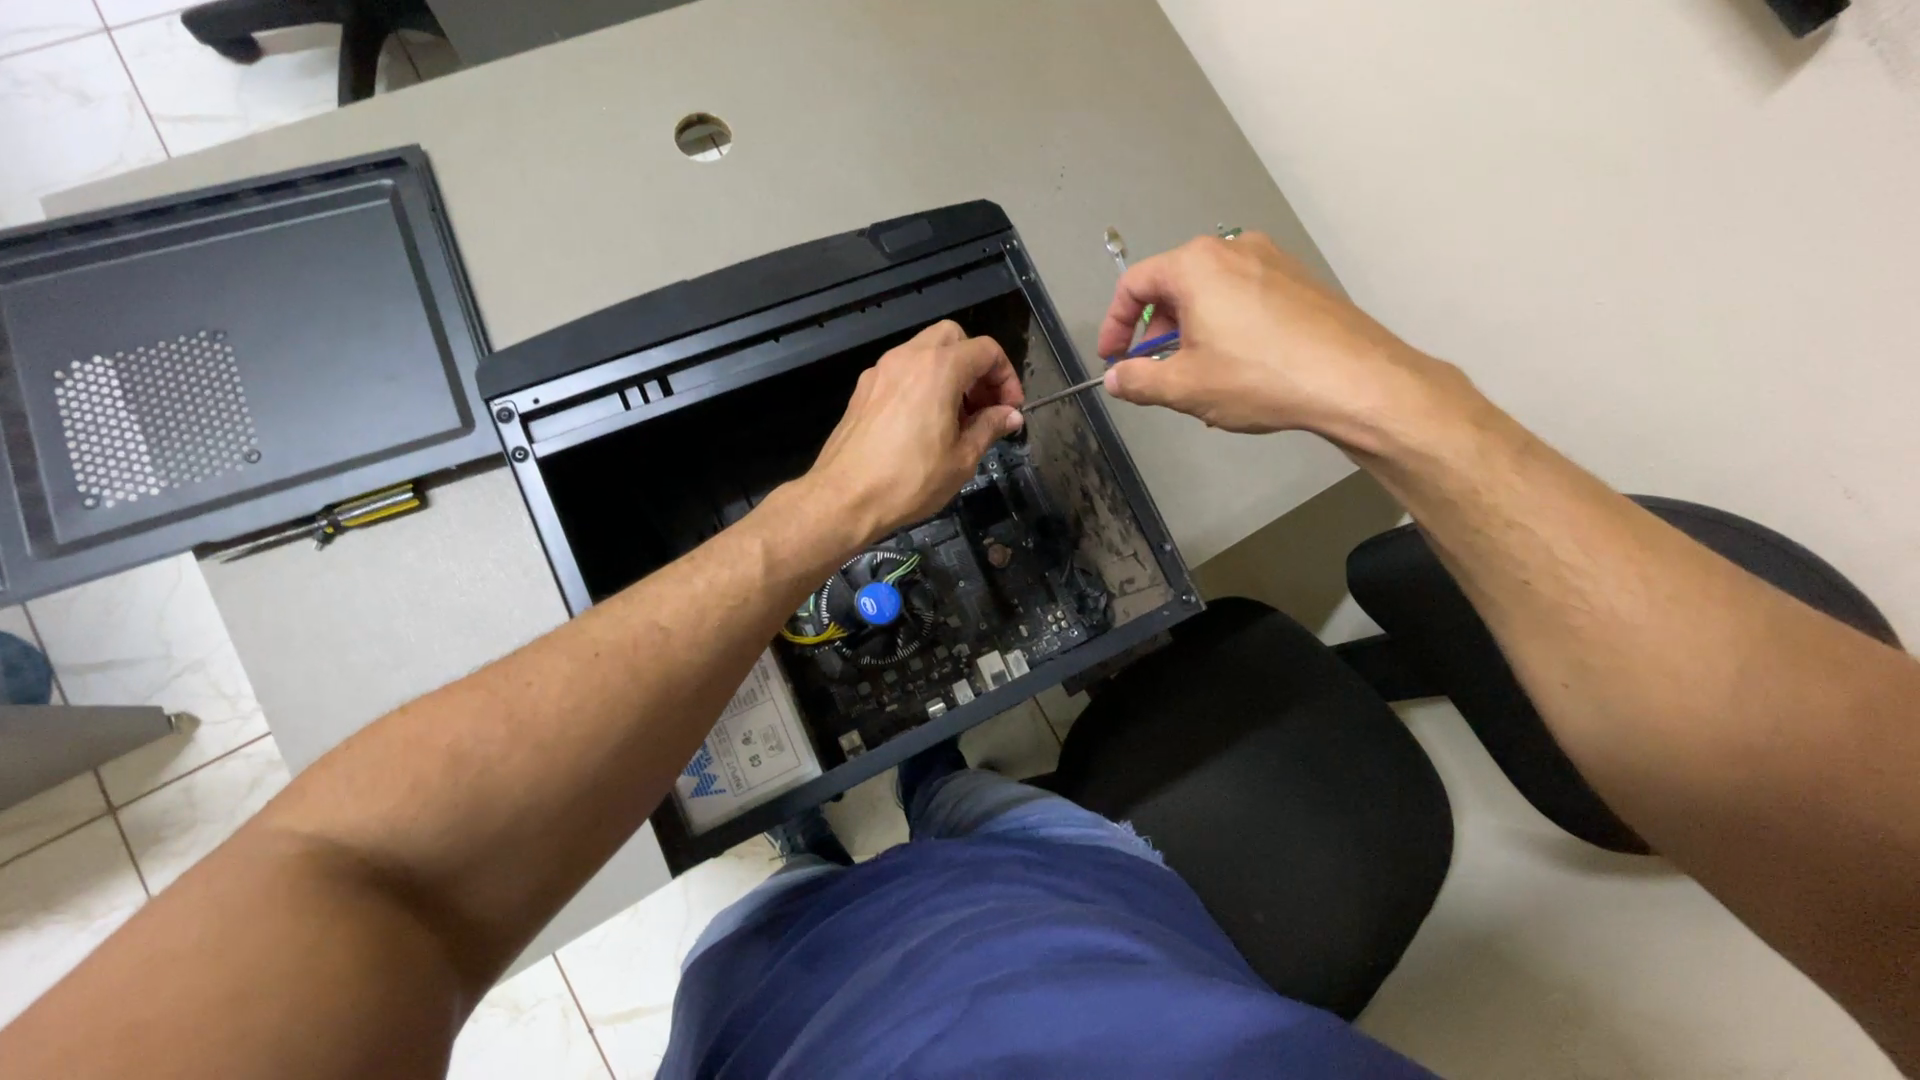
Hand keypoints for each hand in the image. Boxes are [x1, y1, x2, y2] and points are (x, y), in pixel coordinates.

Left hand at [804, 320, 1024, 540]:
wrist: (844, 498)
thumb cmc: (909, 481)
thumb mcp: (961, 459)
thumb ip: (989, 427)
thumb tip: (1010, 415)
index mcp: (939, 369)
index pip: (986, 350)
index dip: (1006, 377)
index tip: (1010, 409)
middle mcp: (908, 358)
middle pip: (953, 338)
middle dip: (976, 365)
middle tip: (984, 404)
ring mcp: (881, 371)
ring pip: (924, 351)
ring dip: (949, 373)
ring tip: (957, 418)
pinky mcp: (863, 390)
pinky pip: (902, 371)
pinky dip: (922, 383)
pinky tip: (925, 423)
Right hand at [1097, 232, 1479, 455]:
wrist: (1355, 380)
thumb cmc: (1260, 376)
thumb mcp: (1184, 387)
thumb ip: (1138, 380)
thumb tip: (1117, 378)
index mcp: (1196, 265)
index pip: (1134, 284)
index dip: (1115, 324)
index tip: (1113, 358)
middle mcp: (1233, 250)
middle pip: (1174, 287)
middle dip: (1157, 334)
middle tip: (1158, 373)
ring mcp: (1272, 261)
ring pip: (1212, 296)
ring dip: (1193, 336)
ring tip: (1200, 381)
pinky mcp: (1300, 282)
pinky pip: (1245, 301)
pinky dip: (1227, 330)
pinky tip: (1239, 372)